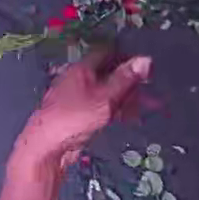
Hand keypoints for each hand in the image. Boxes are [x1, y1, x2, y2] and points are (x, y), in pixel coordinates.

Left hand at [13, 51, 152, 171]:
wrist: (47, 146)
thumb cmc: (75, 117)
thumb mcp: (105, 98)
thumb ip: (125, 79)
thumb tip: (146, 59)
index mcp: (81, 68)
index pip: (107, 53)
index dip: (128, 58)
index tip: (147, 68)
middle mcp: (77, 79)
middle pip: (108, 74)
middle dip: (130, 82)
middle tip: (151, 93)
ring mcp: (76, 97)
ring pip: (106, 92)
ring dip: (126, 98)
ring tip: (146, 109)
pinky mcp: (77, 114)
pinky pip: (100, 106)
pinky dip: (115, 110)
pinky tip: (129, 118)